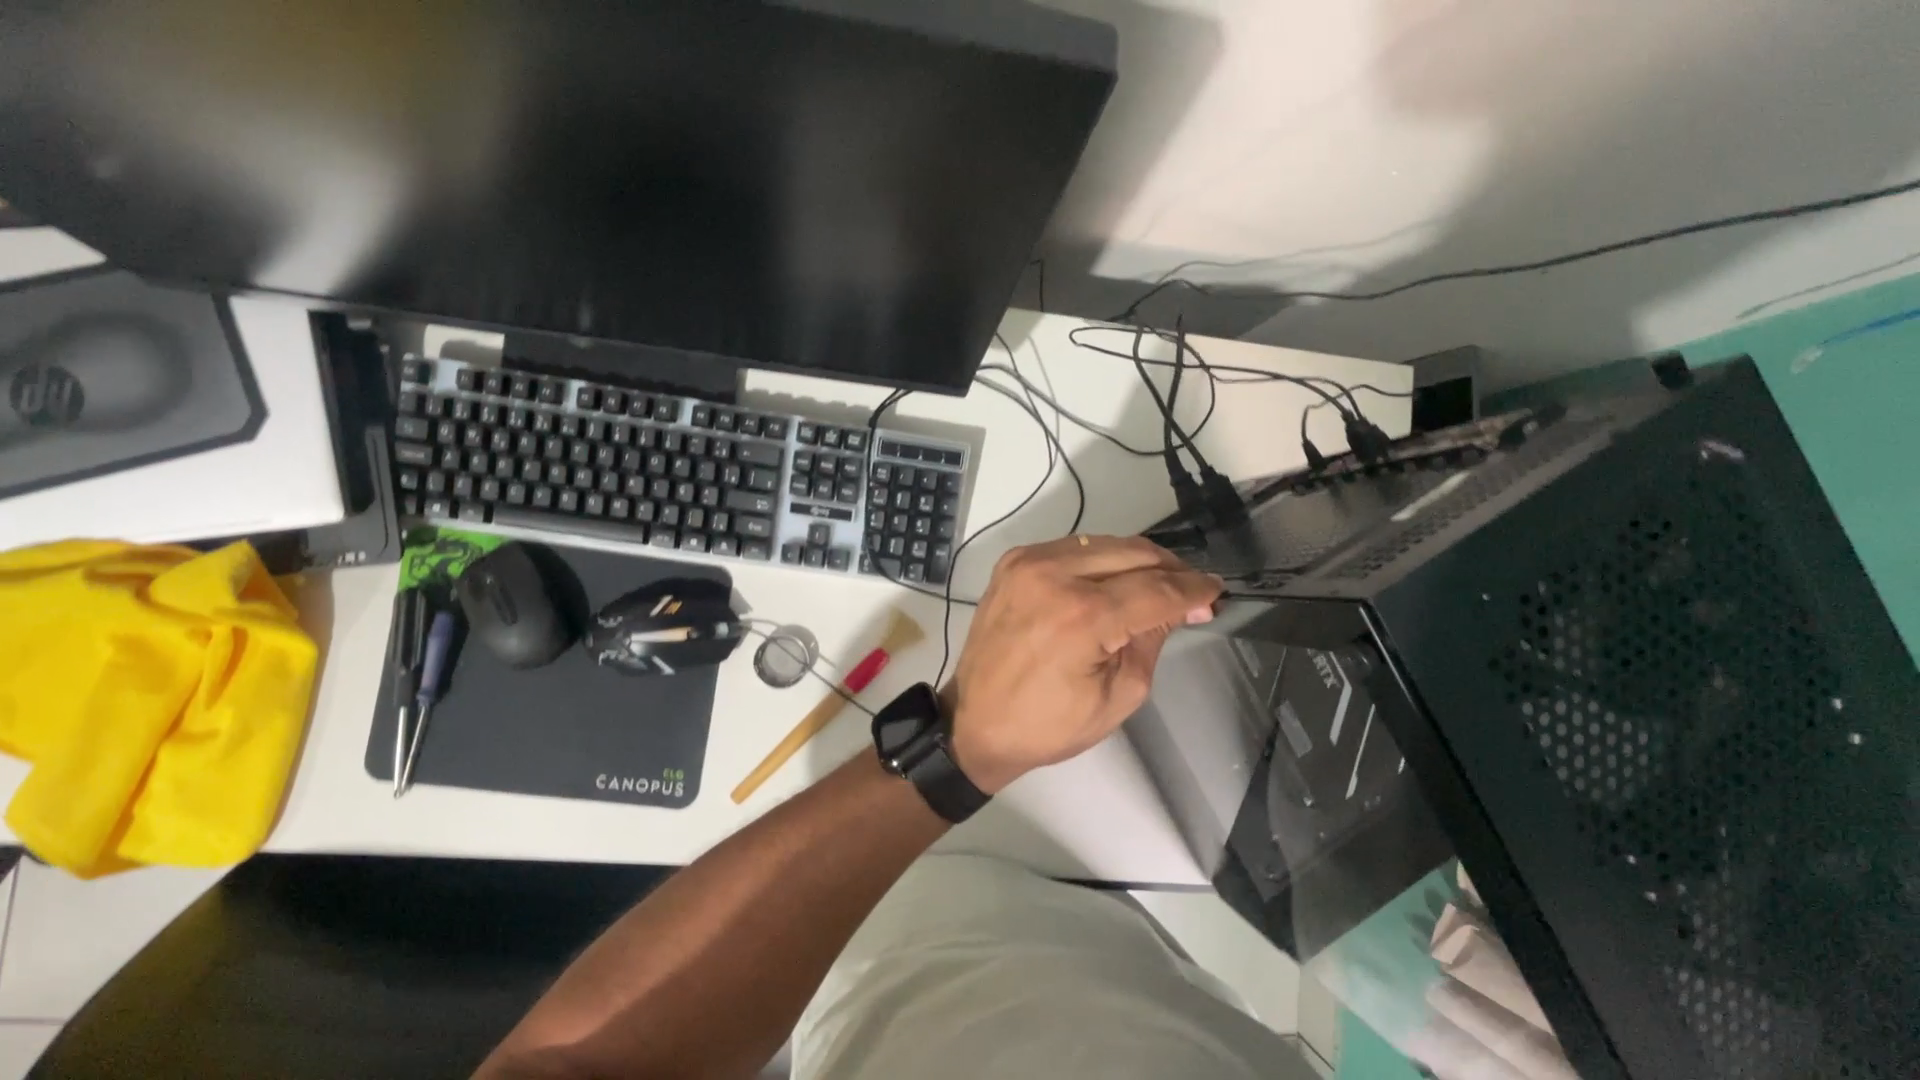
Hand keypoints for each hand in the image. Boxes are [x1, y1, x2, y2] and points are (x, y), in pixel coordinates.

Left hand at [944, 536, 1223, 793]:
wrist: (973, 722)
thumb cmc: (1047, 725)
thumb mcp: (1118, 695)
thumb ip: (1152, 640)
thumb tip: (1180, 606)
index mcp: (1082, 616)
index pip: (1156, 589)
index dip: (1193, 590)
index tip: (1215, 592)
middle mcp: (1053, 576)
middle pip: (1135, 554)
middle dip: (1172, 570)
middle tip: (1192, 592)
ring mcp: (1029, 563)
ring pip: (1105, 542)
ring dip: (1139, 560)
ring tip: (1159, 585)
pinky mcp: (1014, 562)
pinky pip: (1074, 546)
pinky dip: (1101, 558)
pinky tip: (1115, 580)